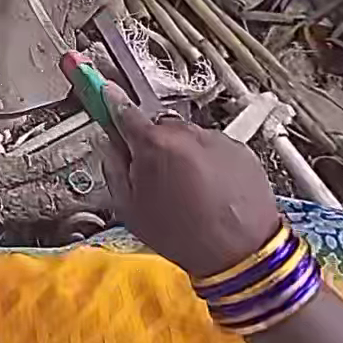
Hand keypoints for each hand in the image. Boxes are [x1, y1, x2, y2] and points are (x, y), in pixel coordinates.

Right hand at [99, 85, 282, 278]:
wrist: (242, 255)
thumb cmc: (183, 235)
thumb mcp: (128, 206)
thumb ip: (112, 166)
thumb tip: (108, 144)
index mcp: (153, 144)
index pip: (121, 109)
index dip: (107, 98)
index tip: (100, 87)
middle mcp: (185, 134)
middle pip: (156, 127)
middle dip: (151, 144)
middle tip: (154, 175)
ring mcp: (215, 139)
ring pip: (186, 137)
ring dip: (182, 153)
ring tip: (188, 189)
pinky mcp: (240, 149)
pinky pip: (213, 147)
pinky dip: (208, 161)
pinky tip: (208, 189)